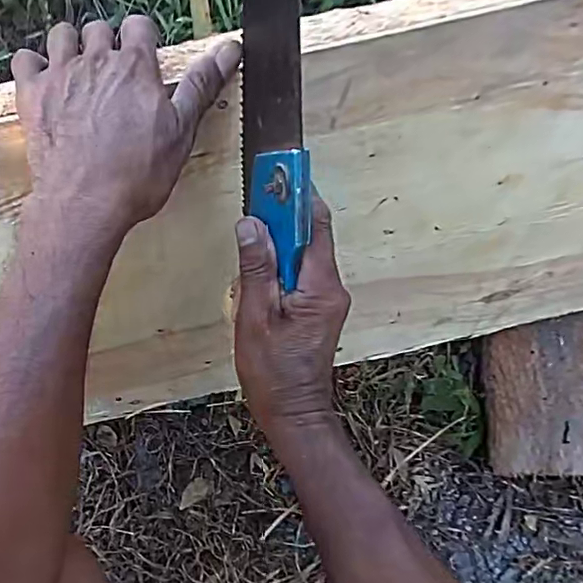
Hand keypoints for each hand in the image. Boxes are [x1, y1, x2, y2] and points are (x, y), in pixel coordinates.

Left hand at [12, 17, 240, 239]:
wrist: (85, 204)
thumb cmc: (134, 178)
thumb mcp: (180, 134)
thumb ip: (201, 87)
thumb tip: (229, 49)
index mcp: (136, 67)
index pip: (140, 26)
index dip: (141, 40)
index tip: (141, 60)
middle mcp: (97, 61)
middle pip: (100, 29)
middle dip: (105, 45)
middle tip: (109, 76)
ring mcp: (61, 76)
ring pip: (62, 35)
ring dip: (69, 46)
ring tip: (76, 73)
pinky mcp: (33, 97)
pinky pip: (24, 60)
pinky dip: (31, 65)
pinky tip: (41, 81)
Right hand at [233, 197, 351, 431]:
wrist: (292, 411)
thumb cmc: (273, 371)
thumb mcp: (256, 317)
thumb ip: (256, 268)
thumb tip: (251, 223)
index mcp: (321, 285)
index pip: (315, 223)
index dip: (296, 194)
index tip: (276, 172)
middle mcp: (332, 287)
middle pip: (311, 236)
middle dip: (283, 216)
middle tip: (255, 198)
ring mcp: (327, 300)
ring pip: (304, 255)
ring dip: (279, 242)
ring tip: (251, 235)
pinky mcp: (318, 311)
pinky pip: (301, 274)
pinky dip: (281, 264)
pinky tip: (258, 271)